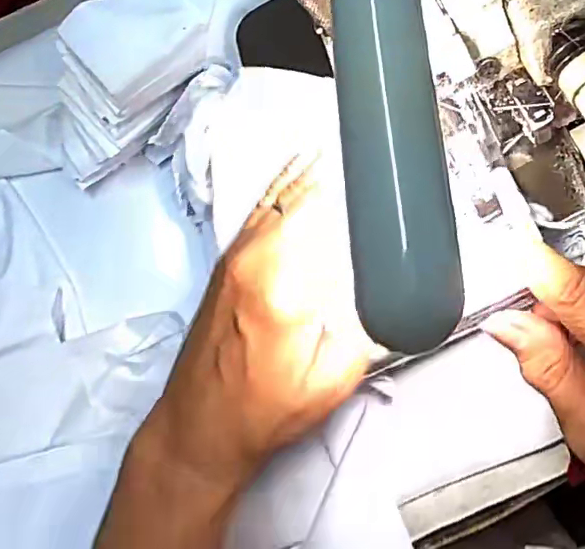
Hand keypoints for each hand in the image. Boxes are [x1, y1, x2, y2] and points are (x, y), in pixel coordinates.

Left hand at [101, 155, 375, 546]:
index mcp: (282, 289)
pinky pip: (257, 209)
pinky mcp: (226, 262)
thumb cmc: (260, 413)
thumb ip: (365, 330)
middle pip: (301, 202)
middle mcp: (254, 263)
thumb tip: (387, 292)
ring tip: (332, 153)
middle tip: (362, 161)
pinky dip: (279, 185)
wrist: (197, 430)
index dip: (352, 199)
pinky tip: (293, 173)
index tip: (376, 185)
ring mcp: (235, 258)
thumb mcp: (330, 381)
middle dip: (333, 179)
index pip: (326, 225)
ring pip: (276, 199)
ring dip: (305, 175)